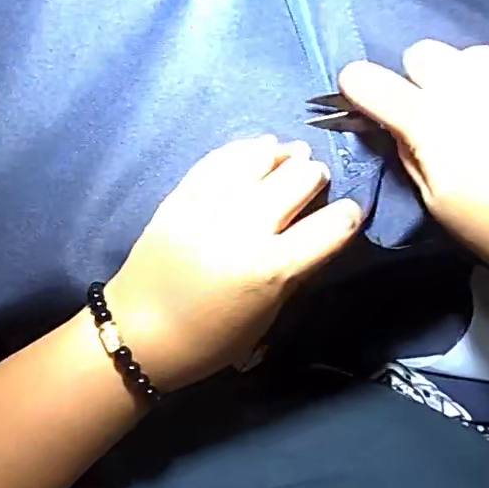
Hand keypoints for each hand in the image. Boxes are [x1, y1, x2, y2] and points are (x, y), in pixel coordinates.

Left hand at [105, 135, 362, 389]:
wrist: (139, 332)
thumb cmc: (212, 338)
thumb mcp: (268, 314)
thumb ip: (300, 268)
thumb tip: (325, 228)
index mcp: (271, 268)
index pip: (333, 224)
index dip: (349, 214)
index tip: (347, 213)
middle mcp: (244, 227)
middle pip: (300, 177)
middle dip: (316, 177)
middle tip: (313, 184)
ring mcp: (210, 204)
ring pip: (263, 154)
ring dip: (285, 155)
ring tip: (288, 159)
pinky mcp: (183, 193)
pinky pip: (223, 156)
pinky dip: (247, 149)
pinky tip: (259, 151)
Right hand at [338, 36, 488, 306]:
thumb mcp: (441, 204)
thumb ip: (410, 155)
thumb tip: (399, 127)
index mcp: (428, 119)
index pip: (367, 82)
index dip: (361, 87)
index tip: (368, 96)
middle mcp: (465, 79)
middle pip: (423, 54)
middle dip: (427, 82)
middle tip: (452, 118)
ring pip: (474, 55)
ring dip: (477, 80)